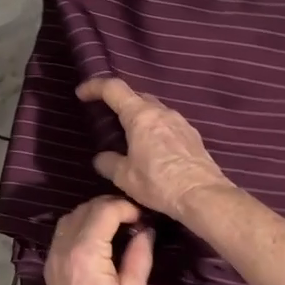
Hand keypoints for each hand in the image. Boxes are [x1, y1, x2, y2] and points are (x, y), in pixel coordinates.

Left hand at [44, 196, 153, 284]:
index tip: (143, 216)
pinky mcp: (50, 264)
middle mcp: (64, 247)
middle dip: (111, 206)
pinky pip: (62, 232)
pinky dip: (80, 225)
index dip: (126, 207)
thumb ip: (140, 255)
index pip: (105, 211)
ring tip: (117, 224)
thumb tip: (145, 229)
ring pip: (71, 217)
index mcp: (86, 252)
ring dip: (93, 213)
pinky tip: (97, 237)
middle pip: (86, 209)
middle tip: (133, 217)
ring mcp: (53, 255)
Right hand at [78, 77, 231, 221]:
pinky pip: (167, 124)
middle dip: (118, 102)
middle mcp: (162, 112)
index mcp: (141, 116)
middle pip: (136, 96)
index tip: (81, 94)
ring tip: (129, 135)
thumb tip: (102, 158)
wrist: (203, 196)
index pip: (113, 89)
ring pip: (154, 110)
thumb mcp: (124, 177)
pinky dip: (155, 129)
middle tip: (106, 116)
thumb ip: (109, 163)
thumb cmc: (159, 183)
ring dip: (139, 116)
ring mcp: (181, 123)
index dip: (94, 87)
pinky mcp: (192, 137)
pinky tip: (152, 148)